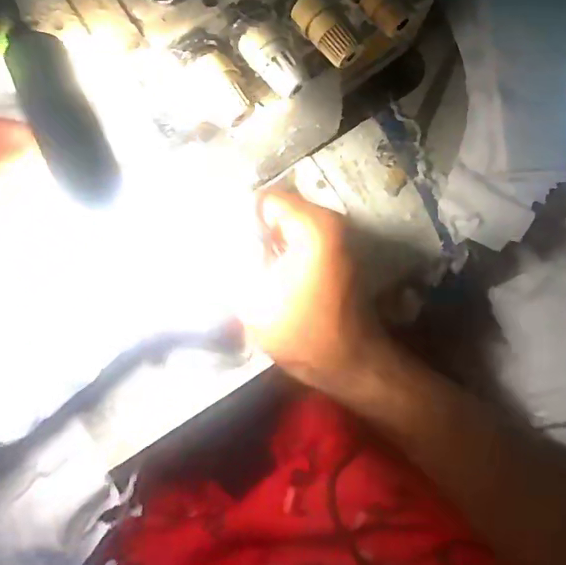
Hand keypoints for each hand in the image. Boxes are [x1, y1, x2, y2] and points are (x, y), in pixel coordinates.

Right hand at [241, 190, 405, 400]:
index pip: (264, 200)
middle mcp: (329, 222)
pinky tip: (264, 271)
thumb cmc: (305, 333)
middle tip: (225, 248)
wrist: (351, 364)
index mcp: (312, 227)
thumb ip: (232, 266)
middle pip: (277, 209)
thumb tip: (214, 249)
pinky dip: (281, 249)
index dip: (239, 216)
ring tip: (241, 260)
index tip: (220, 236)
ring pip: (288, 225)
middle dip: (250, 227)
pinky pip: (300, 239)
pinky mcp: (336, 254)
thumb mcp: (254, 302)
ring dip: (265, 239)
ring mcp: (336, 237)